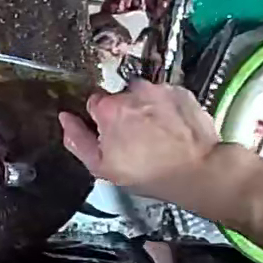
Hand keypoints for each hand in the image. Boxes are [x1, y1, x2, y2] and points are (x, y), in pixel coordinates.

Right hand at [58, 80, 232, 207]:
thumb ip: (78, 140)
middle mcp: (133, 91)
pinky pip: (166, 97)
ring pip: (144, 96)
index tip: (110, 136)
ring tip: (156, 136)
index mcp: (109, 108)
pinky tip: (171, 130)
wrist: (196, 170)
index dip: (100, 121)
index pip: (93, 103)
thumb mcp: (102, 167)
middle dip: (124, 115)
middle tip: (134, 140)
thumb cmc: (149, 172)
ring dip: (146, 110)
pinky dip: (166, 109)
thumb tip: (66, 119)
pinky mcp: (181, 92)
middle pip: (120, 99)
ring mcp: (160, 89)